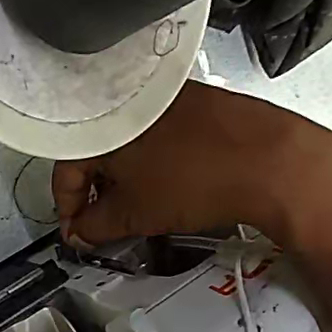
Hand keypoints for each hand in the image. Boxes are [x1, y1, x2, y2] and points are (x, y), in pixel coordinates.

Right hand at [52, 82, 331, 247]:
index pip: (64, 172)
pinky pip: (155, 134)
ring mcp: (159, 98)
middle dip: (95, 194)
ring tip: (141, 208)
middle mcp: (124, 101)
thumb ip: (96, 227)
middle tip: (105, 225)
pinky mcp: (190, 99)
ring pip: (125, 143)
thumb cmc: (200, 179)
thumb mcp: (136, 214)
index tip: (78, 233)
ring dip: (124, 178)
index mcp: (99, 125)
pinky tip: (168, 184)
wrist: (267, 160)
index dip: (68, 210)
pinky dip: (152, 161)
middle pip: (93, 154)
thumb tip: (82, 232)